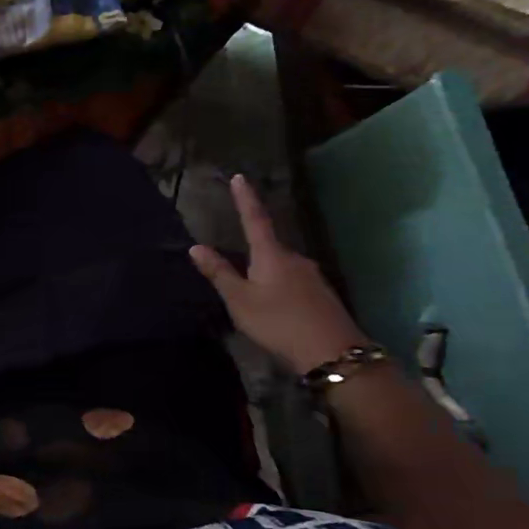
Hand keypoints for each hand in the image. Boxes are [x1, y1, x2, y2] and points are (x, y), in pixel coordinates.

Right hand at [188, 175, 365, 372]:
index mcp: (272, 255)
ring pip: (283, 267)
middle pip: (270, 247)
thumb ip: (219, 274)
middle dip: (254, 252)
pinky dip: (281, 288)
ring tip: (256, 297)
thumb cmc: (278, 322)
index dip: (245, 199)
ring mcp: (312, 276)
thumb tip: (196, 247)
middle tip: (238, 271)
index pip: (255, 219)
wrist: (332, 351)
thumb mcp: (240, 301)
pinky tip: (277, 309)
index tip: (239, 177)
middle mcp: (295, 258)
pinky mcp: (321, 294)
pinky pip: (295, 282)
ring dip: (267, 275)